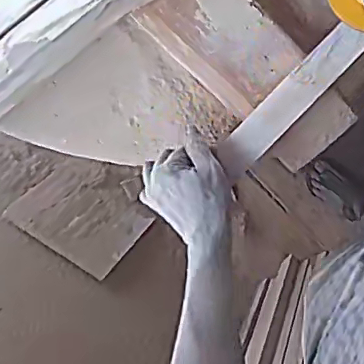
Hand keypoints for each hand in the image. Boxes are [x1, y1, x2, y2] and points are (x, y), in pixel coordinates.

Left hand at [142, 131, 232, 254]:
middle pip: (167, 158)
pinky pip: (152, 186)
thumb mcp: (211, 168)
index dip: (199, 155)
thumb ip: (197, 145)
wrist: (207, 234)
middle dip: (184, 160)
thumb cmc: (211, 203)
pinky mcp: (155, 205)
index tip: (211, 166)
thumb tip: (189, 129)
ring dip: (170, 168)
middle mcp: (152, 180)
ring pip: (155, 170)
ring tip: (189, 178)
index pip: (182, 150)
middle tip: (202, 172)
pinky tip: (176, 187)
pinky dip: (161, 183)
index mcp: (164, 169)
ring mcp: (151, 194)